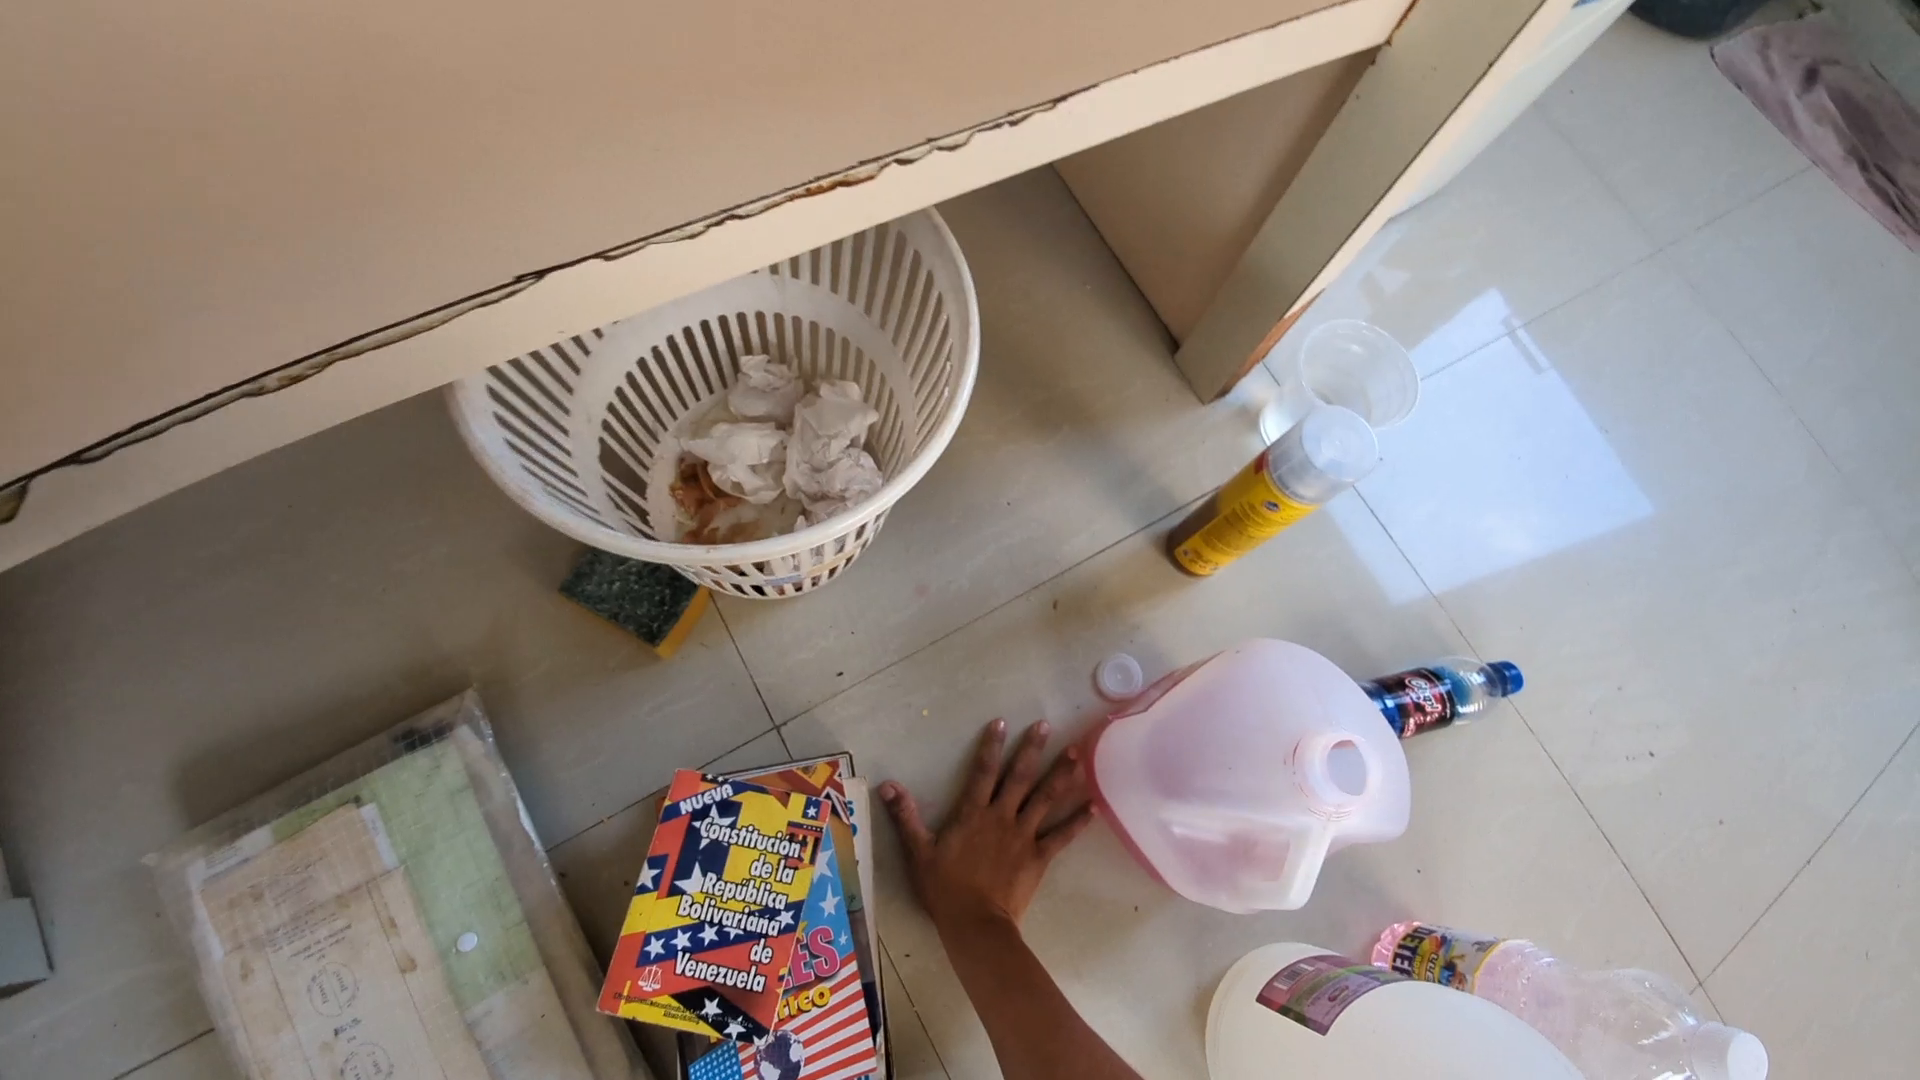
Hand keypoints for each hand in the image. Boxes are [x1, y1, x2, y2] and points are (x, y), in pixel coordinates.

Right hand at [878, 719, 1094, 936]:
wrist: (975, 925)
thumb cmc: (944, 889)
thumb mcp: (918, 852)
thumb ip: (905, 816)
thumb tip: (887, 785)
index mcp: (973, 813)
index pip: (982, 771)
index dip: (991, 746)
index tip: (1001, 723)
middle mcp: (1001, 817)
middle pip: (1020, 776)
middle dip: (1033, 749)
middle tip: (1046, 725)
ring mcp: (1024, 835)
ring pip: (1046, 798)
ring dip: (1061, 775)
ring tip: (1076, 753)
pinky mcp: (1039, 857)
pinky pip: (1061, 835)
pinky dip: (1078, 821)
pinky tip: (1093, 806)